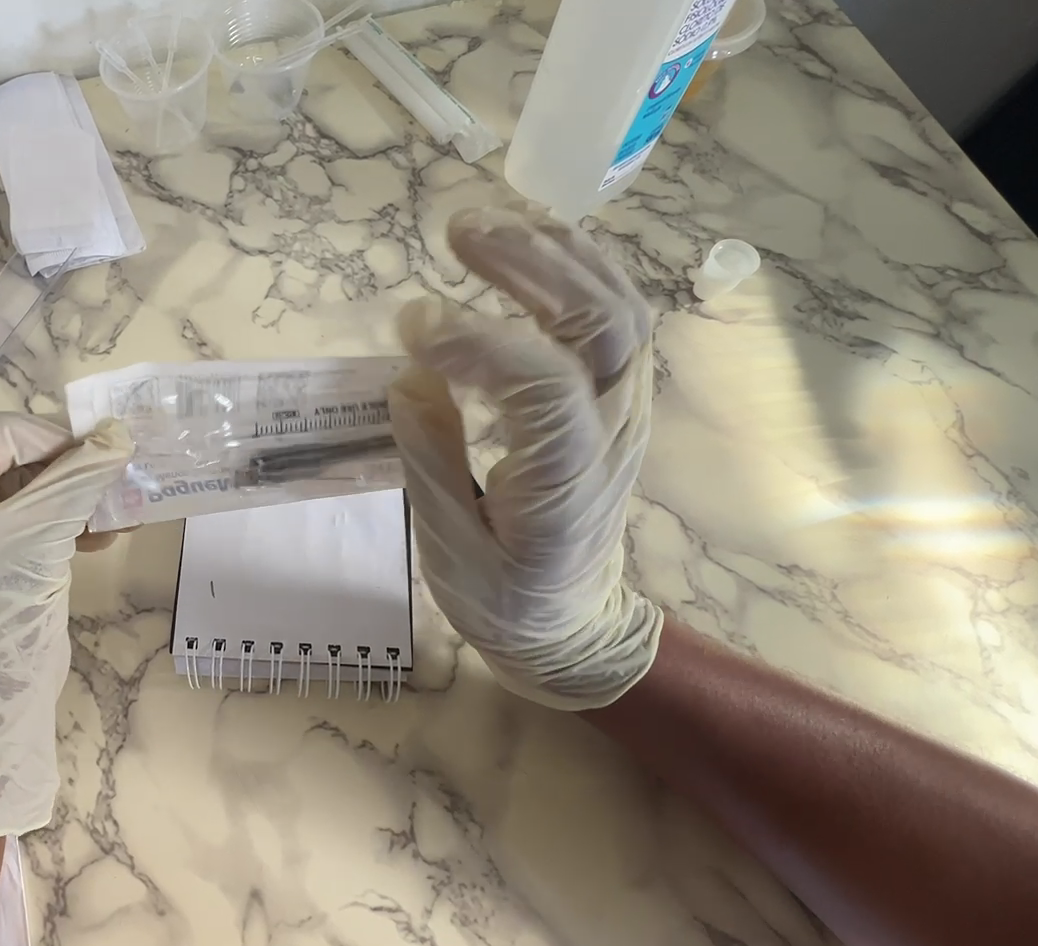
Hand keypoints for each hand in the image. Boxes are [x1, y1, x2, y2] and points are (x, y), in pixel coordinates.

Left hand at [0, 413, 132, 840]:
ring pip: (23, 496)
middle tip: (115, 486)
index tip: (103, 460)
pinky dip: (61, 528)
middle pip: (8, 463)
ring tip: (117, 517)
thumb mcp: (40, 537)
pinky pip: (24, 528)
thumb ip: (78, 479)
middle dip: (68, 475)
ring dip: (72, 502)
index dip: (51, 440)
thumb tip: (119, 433)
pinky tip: (100, 537)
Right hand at [391, 203, 661, 709]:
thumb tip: (412, 373)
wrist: (572, 626)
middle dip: (531, 264)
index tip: (410, 327)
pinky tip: (533, 252)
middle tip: (460, 232)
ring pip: (620, 308)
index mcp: (565, 483)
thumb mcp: (449, 546)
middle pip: (602, 322)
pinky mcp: (619, 404)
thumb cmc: (502, 598)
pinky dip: (578, 274)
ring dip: (558, 255)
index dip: (477, 341)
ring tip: (490, 226)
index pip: (541, 384)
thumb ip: (430, 457)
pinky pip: (617, 322)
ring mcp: (627, 413)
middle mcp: (613, 435)